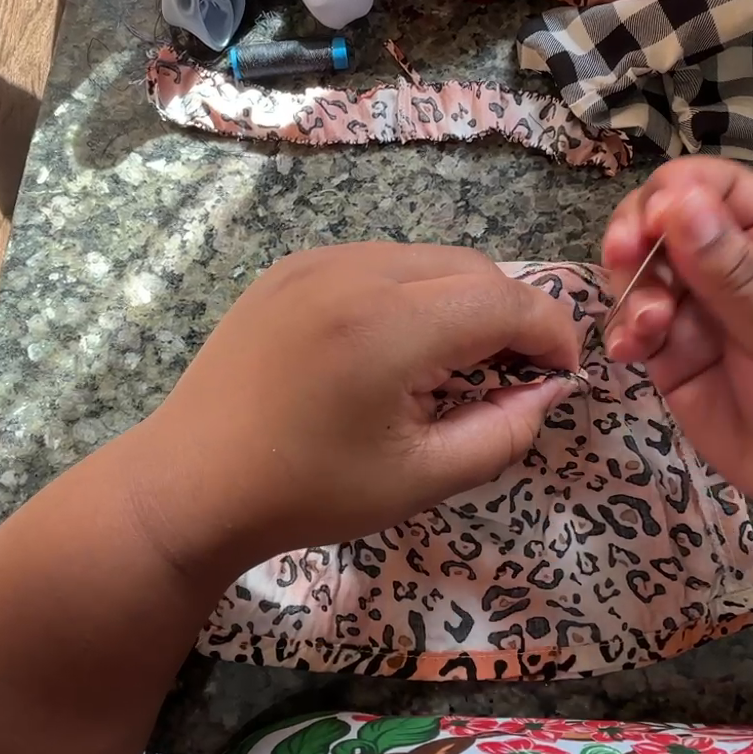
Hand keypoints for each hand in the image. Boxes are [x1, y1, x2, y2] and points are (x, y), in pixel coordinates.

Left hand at [124, 243, 580, 582]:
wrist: (190, 482)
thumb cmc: (306, 493)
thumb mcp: (419, 479)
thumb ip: (502, 432)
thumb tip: (546, 392)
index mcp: (389, 325)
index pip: (507, 301)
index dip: (552, 333)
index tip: (563, 375)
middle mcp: (356, 270)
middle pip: (474, 270)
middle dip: (511, 317)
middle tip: (513, 375)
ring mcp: (318, 260)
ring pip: (430, 260)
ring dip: (464, 302)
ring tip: (458, 362)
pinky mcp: (293, 266)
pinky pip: (382, 263)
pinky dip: (414, 293)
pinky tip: (399, 343)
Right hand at [601, 157, 752, 532]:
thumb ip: (738, 272)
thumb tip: (679, 200)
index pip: (718, 188)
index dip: (676, 193)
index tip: (647, 224)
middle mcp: (735, 268)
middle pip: (665, 223)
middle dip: (637, 238)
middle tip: (622, 261)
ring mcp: (702, 313)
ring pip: (641, 275)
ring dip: (629, 291)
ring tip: (647, 331)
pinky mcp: (675, 355)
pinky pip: (634, 328)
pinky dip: (622, 332)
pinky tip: (628, 353)